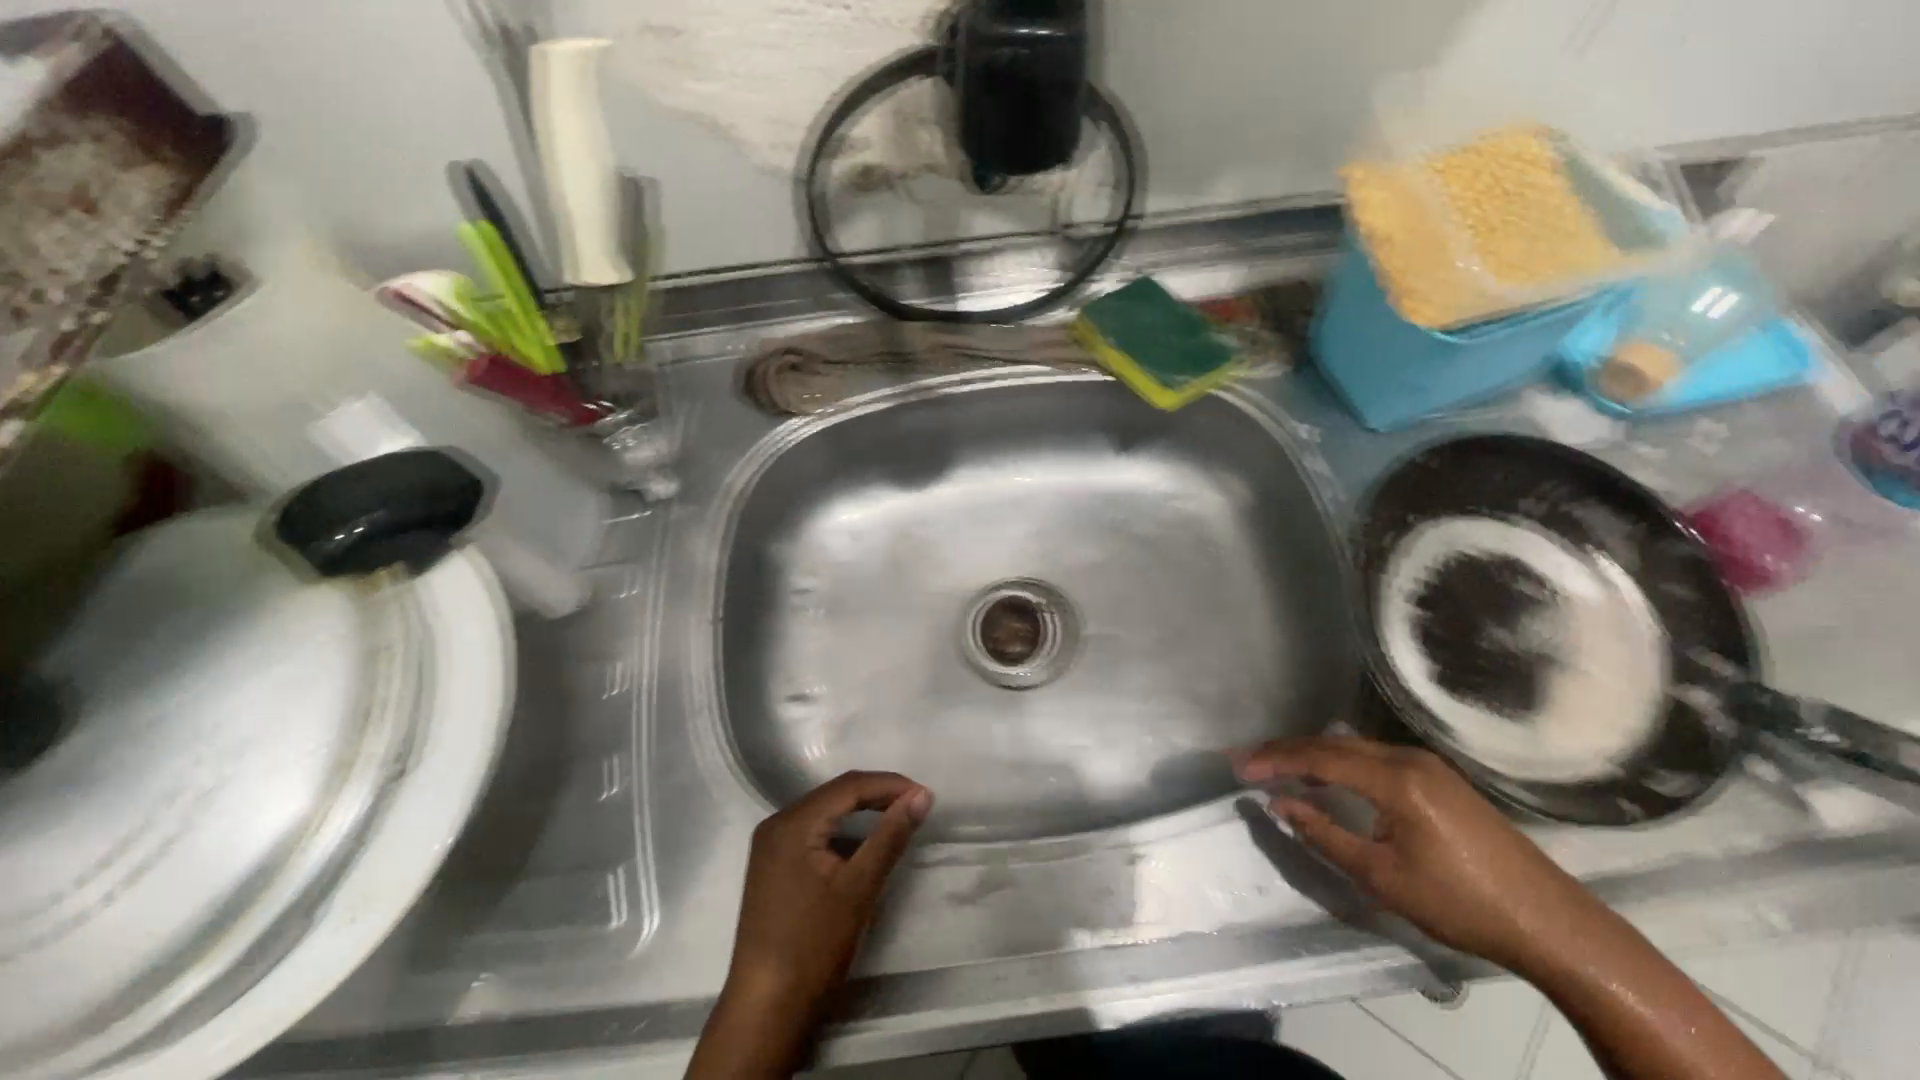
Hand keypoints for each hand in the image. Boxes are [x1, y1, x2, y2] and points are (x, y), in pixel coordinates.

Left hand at [727, 770, 933, 1010]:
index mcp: (792, 823)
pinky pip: (814, 838)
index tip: (926, 796)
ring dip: (861, 817)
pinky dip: (843, 838)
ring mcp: (771, 849)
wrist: (768, 1006)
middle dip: (877, 797)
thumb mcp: (860, 887)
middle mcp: (776, 826)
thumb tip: (921, 795)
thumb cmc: (814, 944)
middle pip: (834, 796)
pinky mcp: (773, 870)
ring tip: (897, 824)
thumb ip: (890, 836)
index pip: (848, 786)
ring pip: (824, 816)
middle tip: (917, 806)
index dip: (889, 784)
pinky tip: (864, 853)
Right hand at [1231, 736, 1599, 972]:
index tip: (1237, 767)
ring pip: (1357, 748)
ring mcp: (1430, 767)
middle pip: (1336, 744)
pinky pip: (1376, 758)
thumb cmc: (1458, 903)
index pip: (1321, 758)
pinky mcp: (1441, 780)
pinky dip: (1341, 762)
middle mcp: (1411, 760)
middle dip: (1288, 750)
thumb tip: (1279, 803)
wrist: (1545, 920)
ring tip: (1276, 766)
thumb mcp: (1381, 876)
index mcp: (1397, 781)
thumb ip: (1324, 835)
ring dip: (1314, 754)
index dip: (1275, 760)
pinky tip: (1327, 775)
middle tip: (1247, 760)